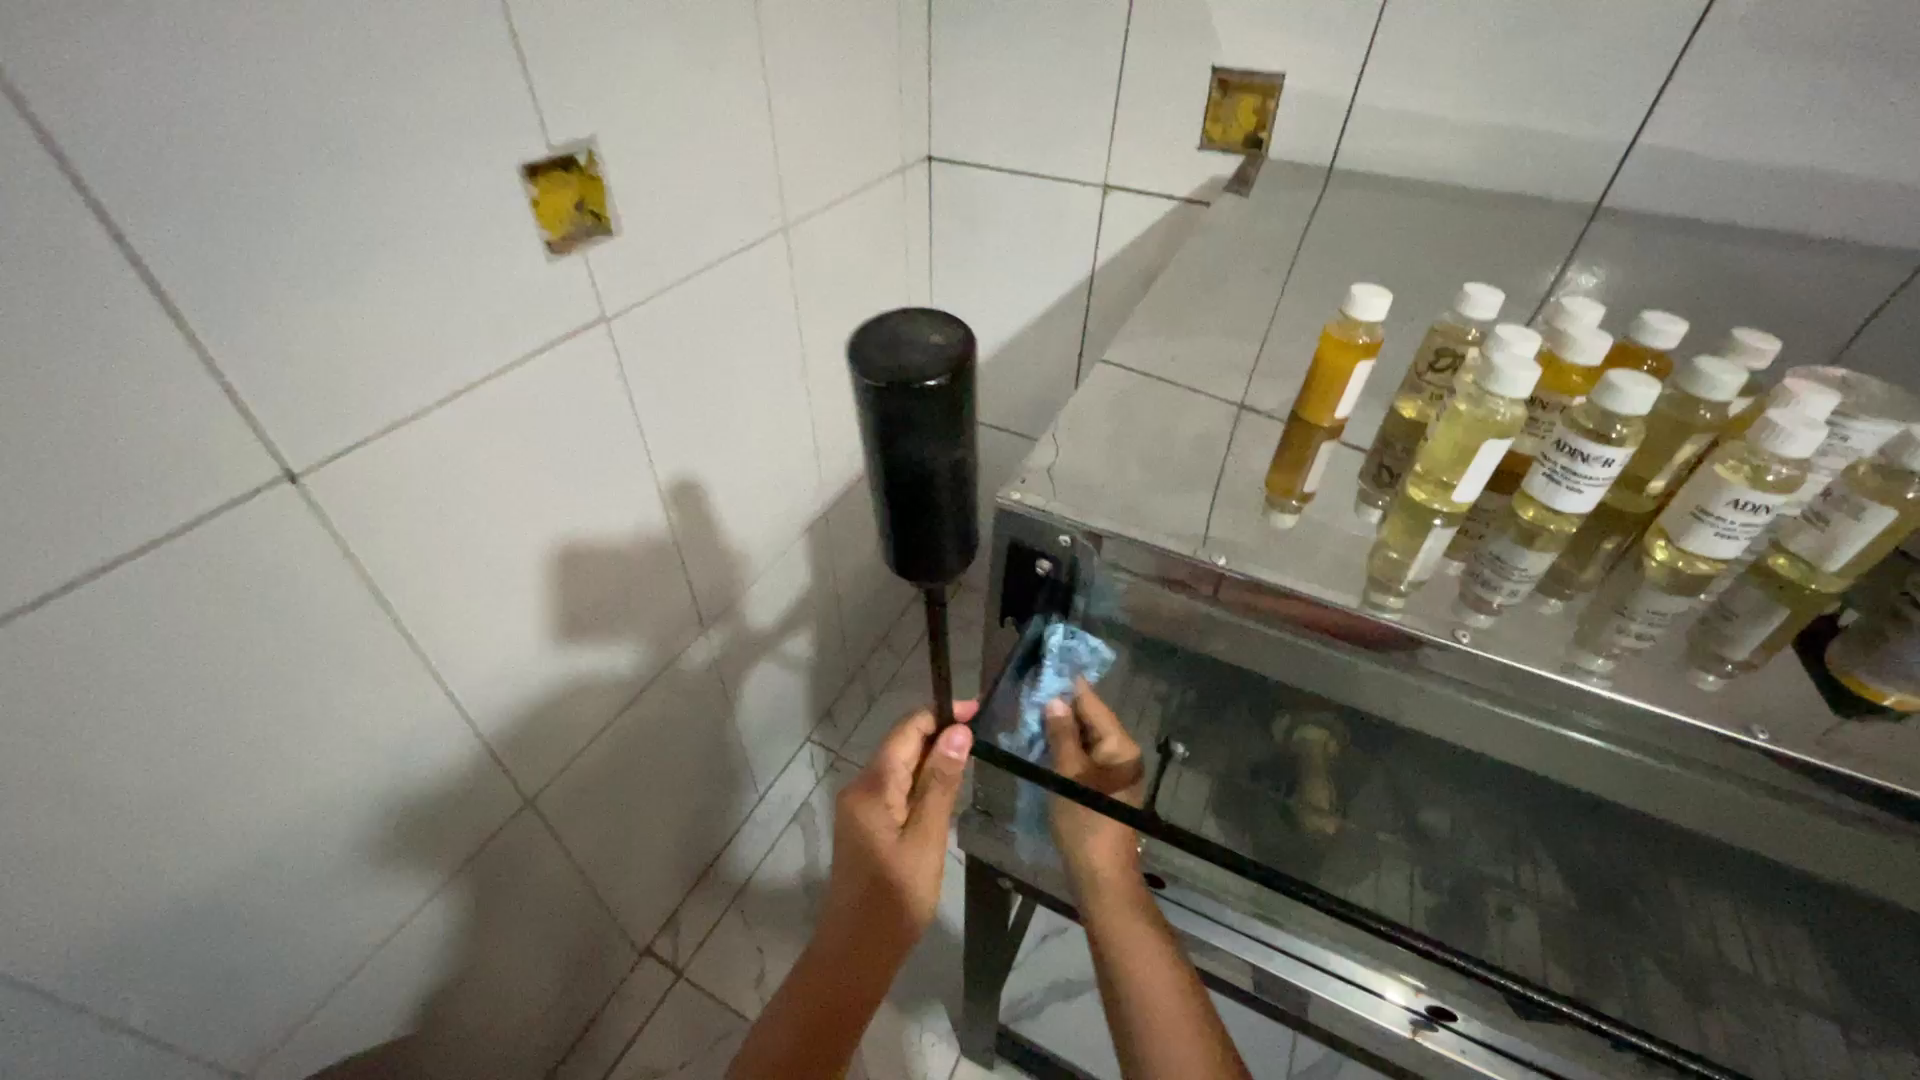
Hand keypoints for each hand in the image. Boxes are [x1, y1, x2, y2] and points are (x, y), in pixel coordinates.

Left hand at [822, 702, 976, 954]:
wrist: (856, 952)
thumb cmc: (895, 899)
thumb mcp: (926, 839)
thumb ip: (941, 784)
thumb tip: (959, 731)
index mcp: (872, 786)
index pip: (908, 730)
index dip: (943, 716)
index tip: (979, 710)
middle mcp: (860, 787)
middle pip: (902, 745)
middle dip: (941, 735)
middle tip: (984, 735)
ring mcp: (859, 807)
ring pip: (900, 767)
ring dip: (933, 760)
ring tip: (973, 759)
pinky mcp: (865, 825)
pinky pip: (895, 789)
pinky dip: (921, 783)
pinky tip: (946, 792)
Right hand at [1044, 680, 1144, 887]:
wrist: (1100, 876)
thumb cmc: (1086, 823)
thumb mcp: (1069, 775)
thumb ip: (1062, 736)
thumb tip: (1054, 700)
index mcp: (1120, 746)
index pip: (1093, 704)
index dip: (1070, 686)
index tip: (1047, 667)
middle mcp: (1121, 753)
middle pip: (1091, 720)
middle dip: (1062, 706)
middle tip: (1029, 690)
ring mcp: (1113, 772)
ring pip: (1085, 739)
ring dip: (1061, 728)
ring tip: (1030, 712)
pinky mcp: (1102, 787)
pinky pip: (1083, 757)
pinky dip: (1065, 748)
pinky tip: (1042, 743)